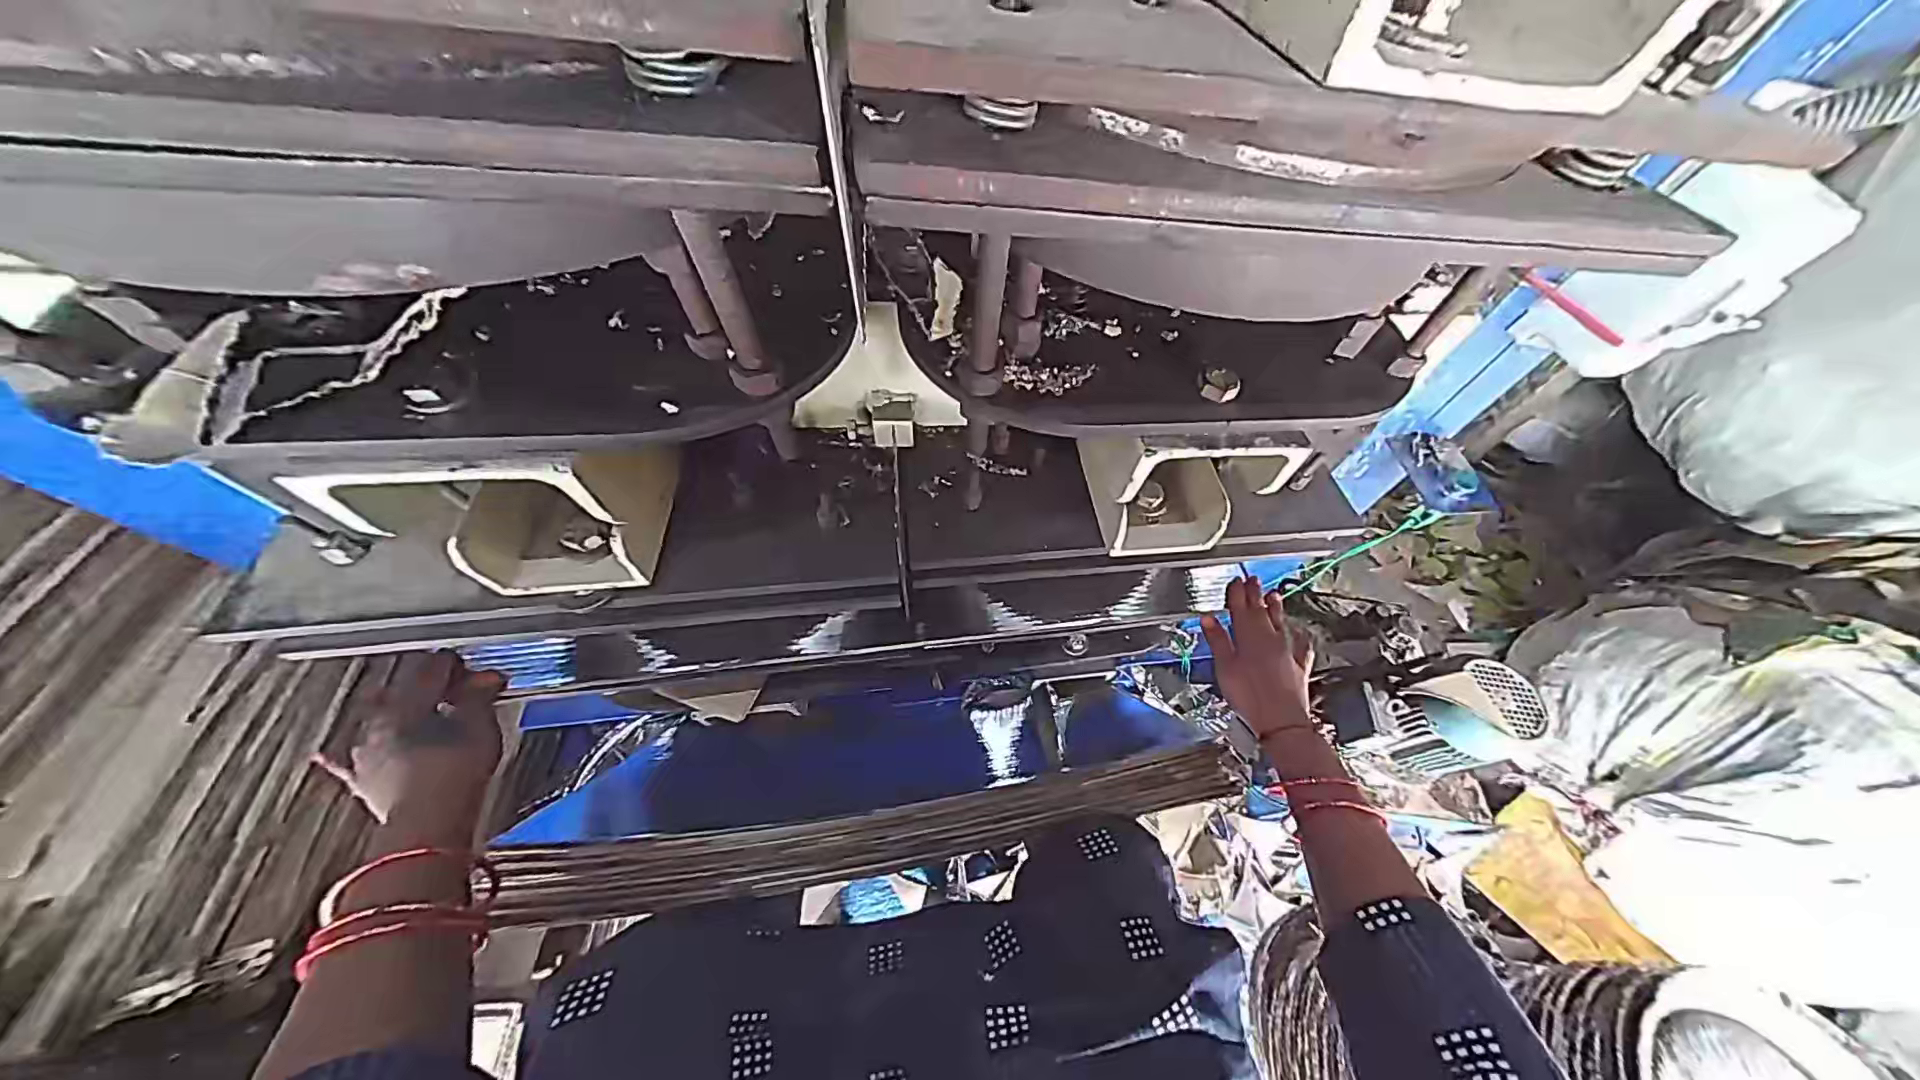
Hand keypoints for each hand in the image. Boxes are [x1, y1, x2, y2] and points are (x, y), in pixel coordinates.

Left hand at [315, 651, 506, 828]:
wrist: (429, 824)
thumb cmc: (454, 774)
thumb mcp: (481, 727)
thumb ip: (479, 698)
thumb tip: (484, 679)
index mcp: (405, 704)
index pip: (430, 669)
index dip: (454, 664)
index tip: (471, 666)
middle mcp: (376, 723)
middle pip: (402, 691)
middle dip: (427, 686)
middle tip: (453, 687)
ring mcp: (364, 752)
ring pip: (377, 718)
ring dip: (400, 711)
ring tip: (421, 712)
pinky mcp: (362, 780)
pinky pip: (350, 759)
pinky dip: (346, 751)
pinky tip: (336, 750)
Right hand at [1200, 577, 1315, 737]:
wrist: (1282, 720)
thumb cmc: (1249, 694)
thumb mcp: (1224, 667)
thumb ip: (1218, 640)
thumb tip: (1209, 618)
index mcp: (1248, 635)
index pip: (1240, 607)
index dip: (1236, 593)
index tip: (1235, 581)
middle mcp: (1270, 637)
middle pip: (1261, 610)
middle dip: (1255, 593)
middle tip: (1252, 580)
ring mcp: (1287, 650)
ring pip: (1280, 622)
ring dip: (1275, 607)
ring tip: (1273, 594)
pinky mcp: (1299, 664)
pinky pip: (1299, 642)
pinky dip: (1296, 633)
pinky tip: (1299, 632)